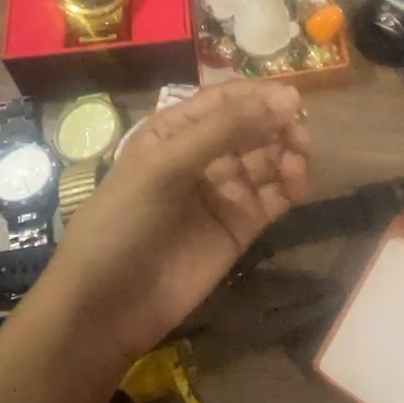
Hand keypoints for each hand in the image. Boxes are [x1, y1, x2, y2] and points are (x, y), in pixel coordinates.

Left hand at [38, 80, 311, 363]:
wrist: (103, 308)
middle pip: (253, 126)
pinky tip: (296, 181)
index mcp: (176, 131)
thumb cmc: (123, 222)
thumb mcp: (165, 166)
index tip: (292, 96)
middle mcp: (203, 156)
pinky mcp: (241, 227)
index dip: (258, 95)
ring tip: (298, 156)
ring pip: (269, 159)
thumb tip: (287, 97)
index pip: (225, 100)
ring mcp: (224, 192)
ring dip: (289, 150)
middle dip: (278, 122)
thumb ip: (225, 129)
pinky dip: (291, 184)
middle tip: (300, 129)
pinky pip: (275, 197)